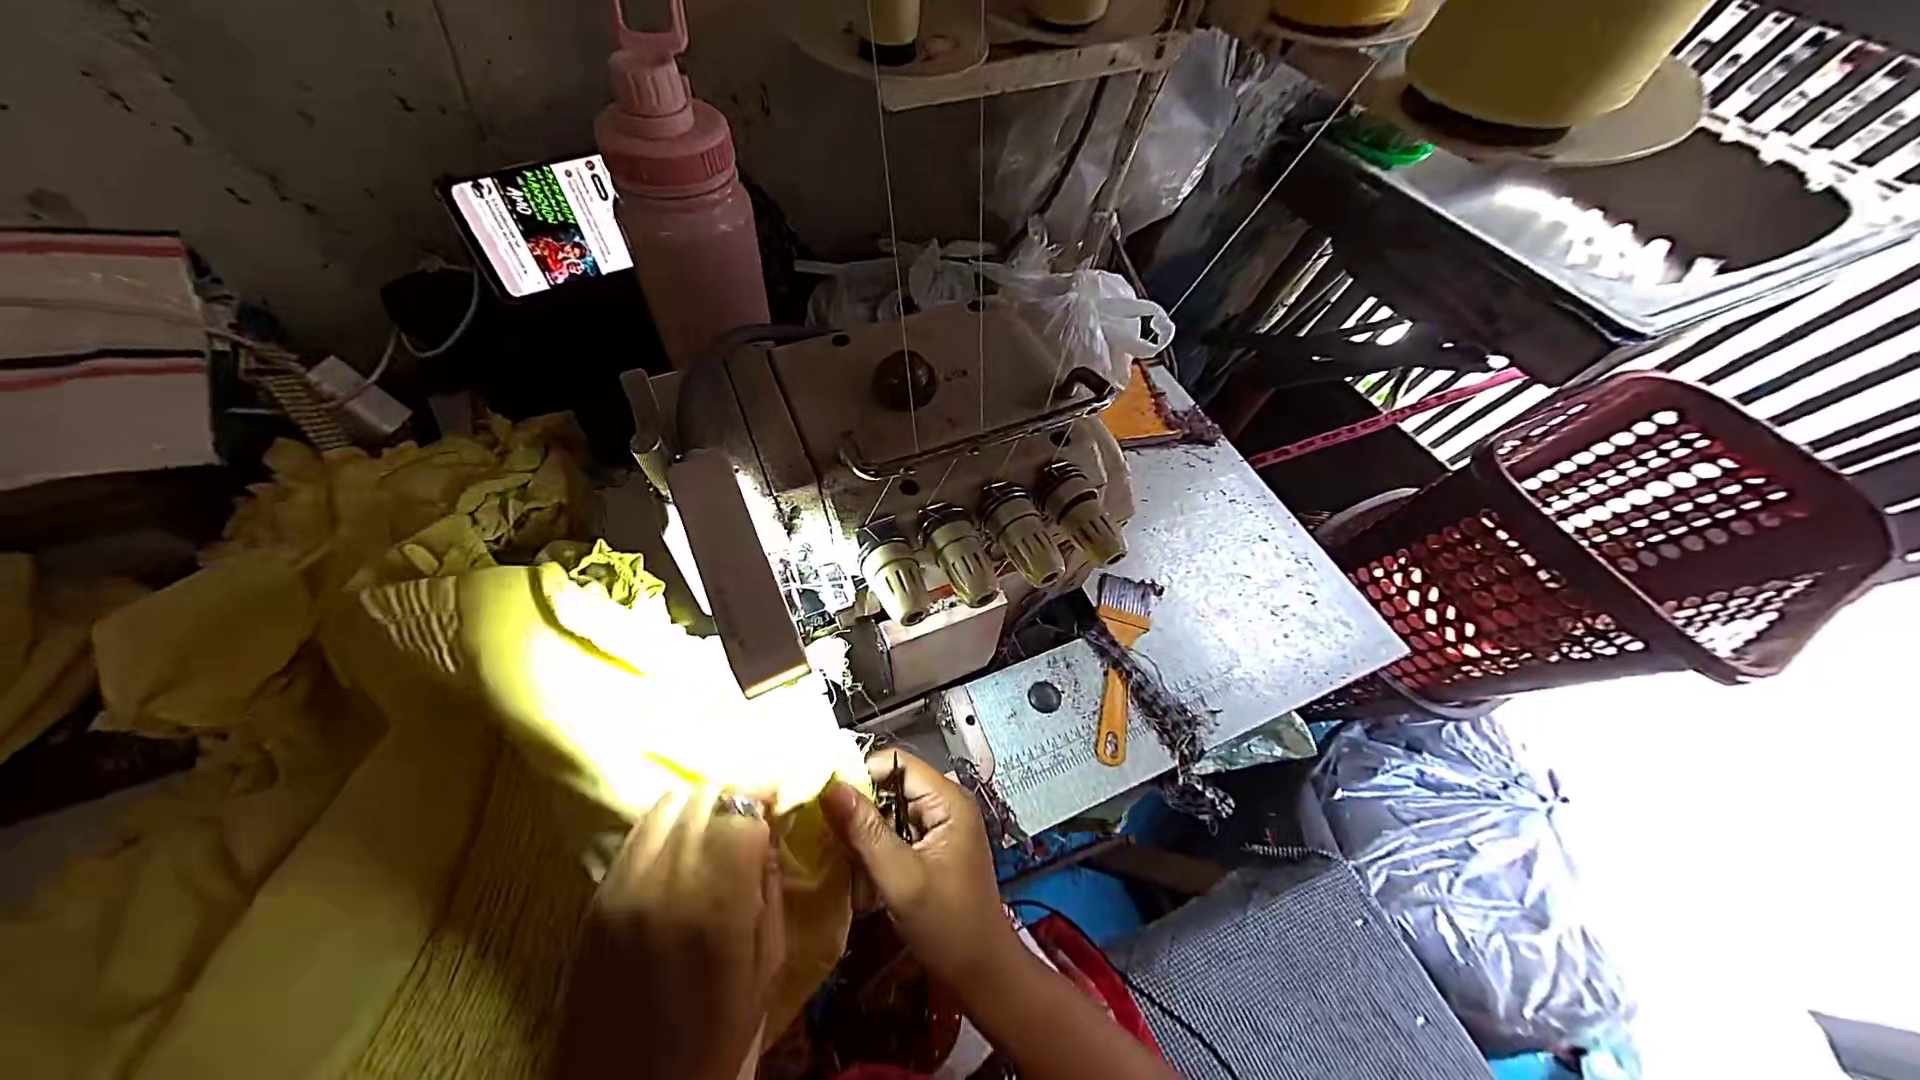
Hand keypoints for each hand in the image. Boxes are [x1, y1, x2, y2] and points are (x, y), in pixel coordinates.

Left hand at [552, 788, 781, 1079]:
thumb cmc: (714, 1038)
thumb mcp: (766, 967)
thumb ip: (769, 889)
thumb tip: (767, 835)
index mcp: (716, 905)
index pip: (742, 809)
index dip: (766, 795)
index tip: (782, 801)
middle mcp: (664, 882)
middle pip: (704, 796)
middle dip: (737, 796)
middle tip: (756, 813)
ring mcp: (622, 886)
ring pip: (668, 803)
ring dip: (702, 804)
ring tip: (720, 826)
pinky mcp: (596, 897)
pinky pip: (639, 832)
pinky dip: (669, 823)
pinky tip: (685, 846)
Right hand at [820, 751, 1017, 992]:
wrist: (981, 973)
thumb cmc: (948, 925)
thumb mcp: (901, 878)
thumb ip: (865, 832)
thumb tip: (831, 787)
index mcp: (948, 800)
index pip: (896, 763)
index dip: (861, 777)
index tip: (828, 804)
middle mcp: (945, 805)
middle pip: (889, 788)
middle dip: (861, 816)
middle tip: (837, 846)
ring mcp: (938, 828)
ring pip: (886, 815)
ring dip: (866, 842)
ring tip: (854, 874)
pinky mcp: (930, 849)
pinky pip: (894, 837)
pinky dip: (876, 857)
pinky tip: (867, 887)